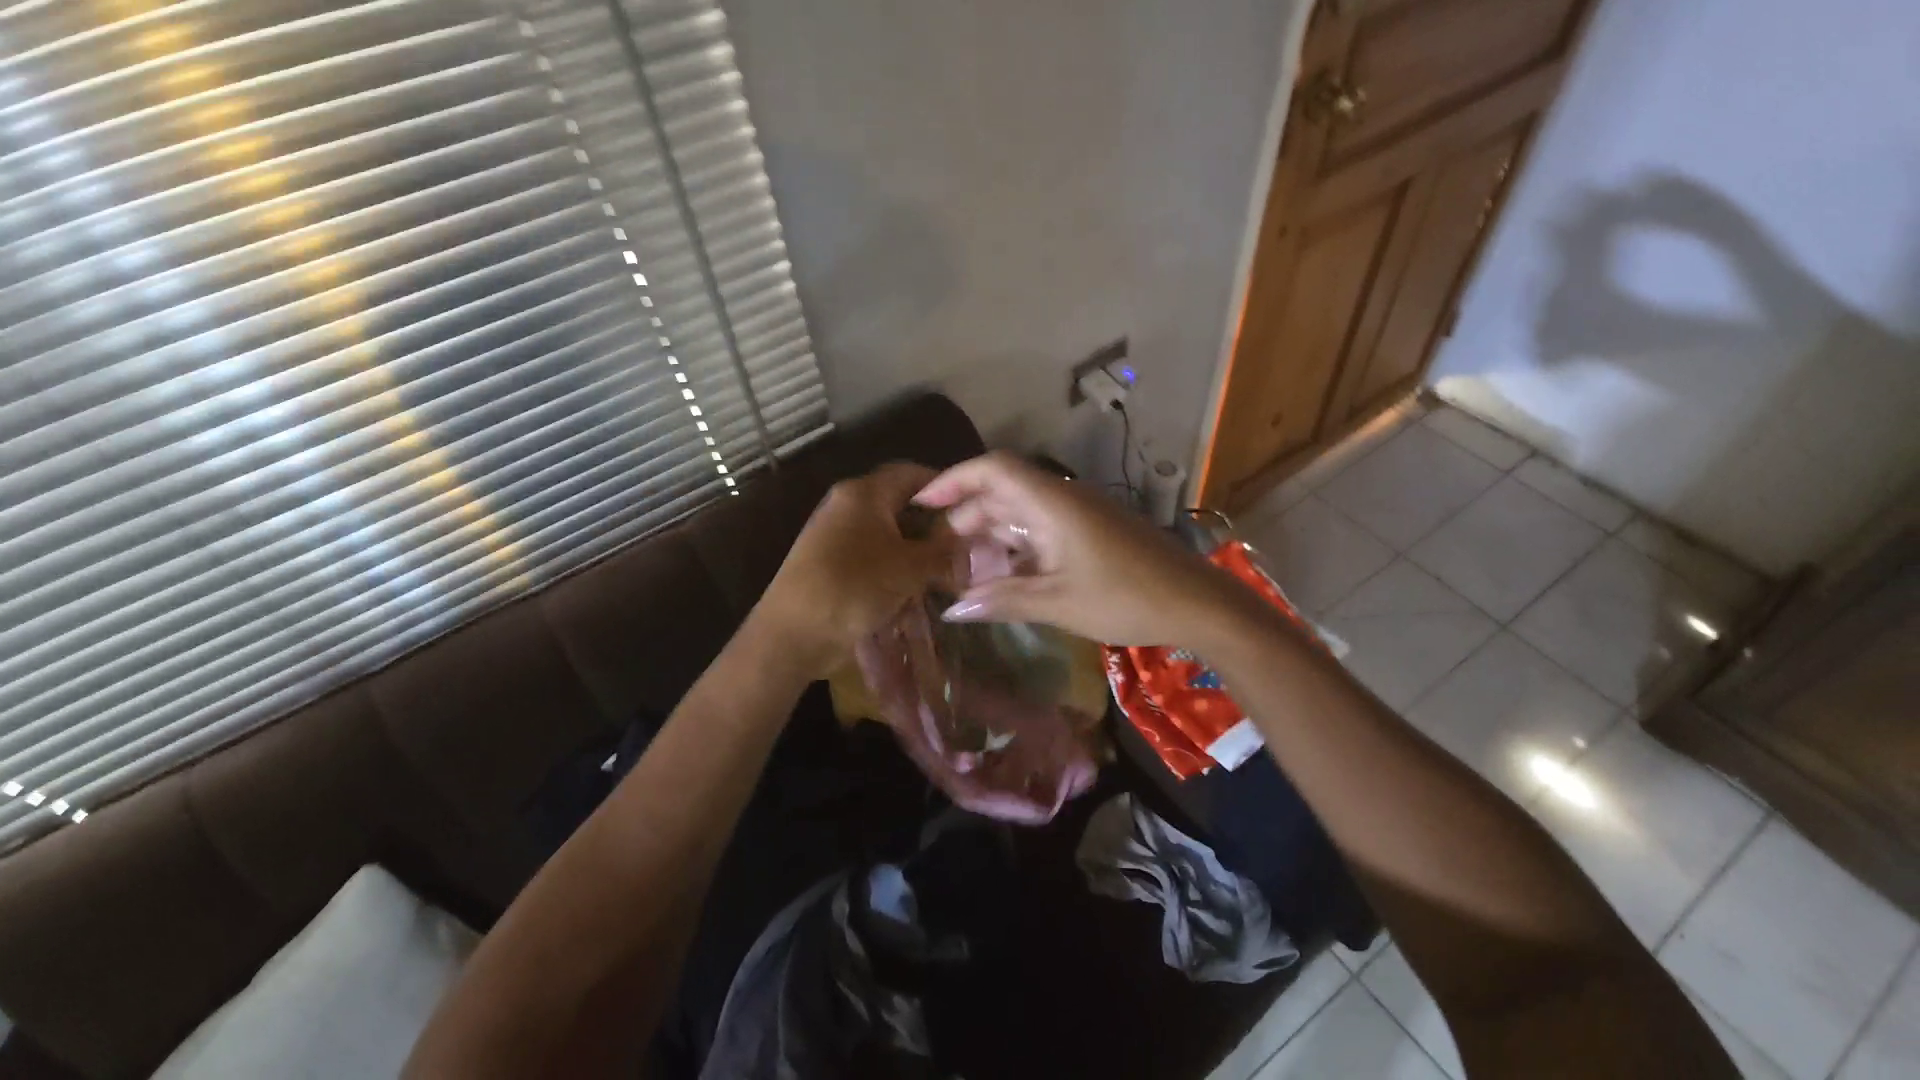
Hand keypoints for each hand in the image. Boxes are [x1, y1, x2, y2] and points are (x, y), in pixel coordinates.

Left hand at [754, 463, 961, 677]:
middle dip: (933, 527)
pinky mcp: (830, 562)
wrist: (794, 634)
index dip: (946, 489)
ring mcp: (835, 534)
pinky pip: (872, 556)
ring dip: (915, 553)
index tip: (973, 512)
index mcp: (864, 492)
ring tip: (944, 575)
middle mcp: (847, 504)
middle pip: (901, 504)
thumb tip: (970, 541)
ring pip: (888, 534)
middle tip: (964, 549)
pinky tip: (912, 593)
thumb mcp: (911, 568)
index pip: (913, 474)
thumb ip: (945, 550)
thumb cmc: (855, 588)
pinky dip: (894, 569)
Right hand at [913, 452, 1252, 646]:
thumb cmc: (1125, 598)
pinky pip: (1043, 529)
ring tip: (966, 570)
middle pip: (1003, 491)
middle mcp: (1063, 499)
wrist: (1197, 603)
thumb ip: (1001, 600)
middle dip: (967, 517)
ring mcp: (1081, 515)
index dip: (953, 480)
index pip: (993, 469)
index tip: (921, 505)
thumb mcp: (1057, 603)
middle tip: (939, 554)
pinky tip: (1006, 577)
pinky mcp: (1093, 533)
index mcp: (1053, 503)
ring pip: (1023, 512)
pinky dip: (1017, 547)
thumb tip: (950, 609)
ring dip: (992, 535)